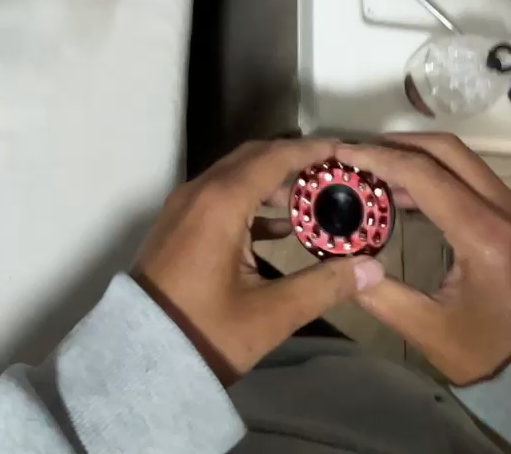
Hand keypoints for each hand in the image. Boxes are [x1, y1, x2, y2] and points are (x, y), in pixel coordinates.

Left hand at [134, 138, 385, 382]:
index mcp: (221, 202)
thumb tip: (373, 268)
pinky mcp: (179, 223)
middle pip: (254, 158)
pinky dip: (252, 200)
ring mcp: (185, 205)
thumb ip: (324, 286)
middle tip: (335, 175)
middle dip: (295, 161)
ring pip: (236, 175)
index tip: (345, 152)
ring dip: (273, 181)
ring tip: (315, 200)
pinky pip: (221, 195)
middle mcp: (200, 190)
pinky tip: (281, 227)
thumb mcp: (270, 314)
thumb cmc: (203, 332)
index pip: (274, 157)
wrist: (137, 361)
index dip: (311, 151)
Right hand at [335, 134, 510, 384]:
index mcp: (485, 235)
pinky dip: (440, 173)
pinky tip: (412, 192)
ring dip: (420, 155)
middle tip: (359, 152)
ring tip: (377, 170)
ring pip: (464, 159)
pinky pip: (476, 178)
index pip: (423, 174)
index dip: (378, 157)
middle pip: (447, 149)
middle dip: (398, 143)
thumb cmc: (496, 356)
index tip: (343, 152)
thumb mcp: (431, 332)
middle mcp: (508, 209)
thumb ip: (381, 294)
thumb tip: (342, 263)